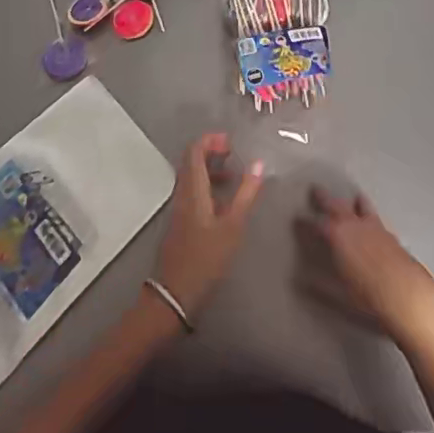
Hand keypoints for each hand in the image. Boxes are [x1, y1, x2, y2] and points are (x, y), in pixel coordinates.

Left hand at [155, 131, 265, 316]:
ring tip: (234, 174)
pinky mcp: (181, 221)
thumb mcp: (232, 226)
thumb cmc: (206, 258)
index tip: (231, 141)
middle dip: (211, 151)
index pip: (194, 150)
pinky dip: (208, 185)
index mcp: (192, 189)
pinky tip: (225, 201)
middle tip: (233, 153)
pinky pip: (193, 191)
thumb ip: (246, 194)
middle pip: (191, 161)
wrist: (175, 293)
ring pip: (192, 177)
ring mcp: (179, 207)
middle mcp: (182, 193)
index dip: (210, 140)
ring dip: (210, 169)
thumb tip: (259, 164)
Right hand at [303, 188, 433, 348]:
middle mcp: (355, 226)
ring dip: (353, 202)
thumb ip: (319, 285)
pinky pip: (377, 219)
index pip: (316, 224)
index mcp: (337, 236)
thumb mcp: (338, 294)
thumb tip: (301, 280)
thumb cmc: (368, 297)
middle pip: (336, 206)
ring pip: (361, 208)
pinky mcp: (392, 237)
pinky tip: (374, 221)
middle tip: (315, 189)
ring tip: (353, 196)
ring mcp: (376, 229)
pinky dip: (372, 216)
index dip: (305, 222)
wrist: (410, 299)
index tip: (297, 219)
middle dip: (324, 198)